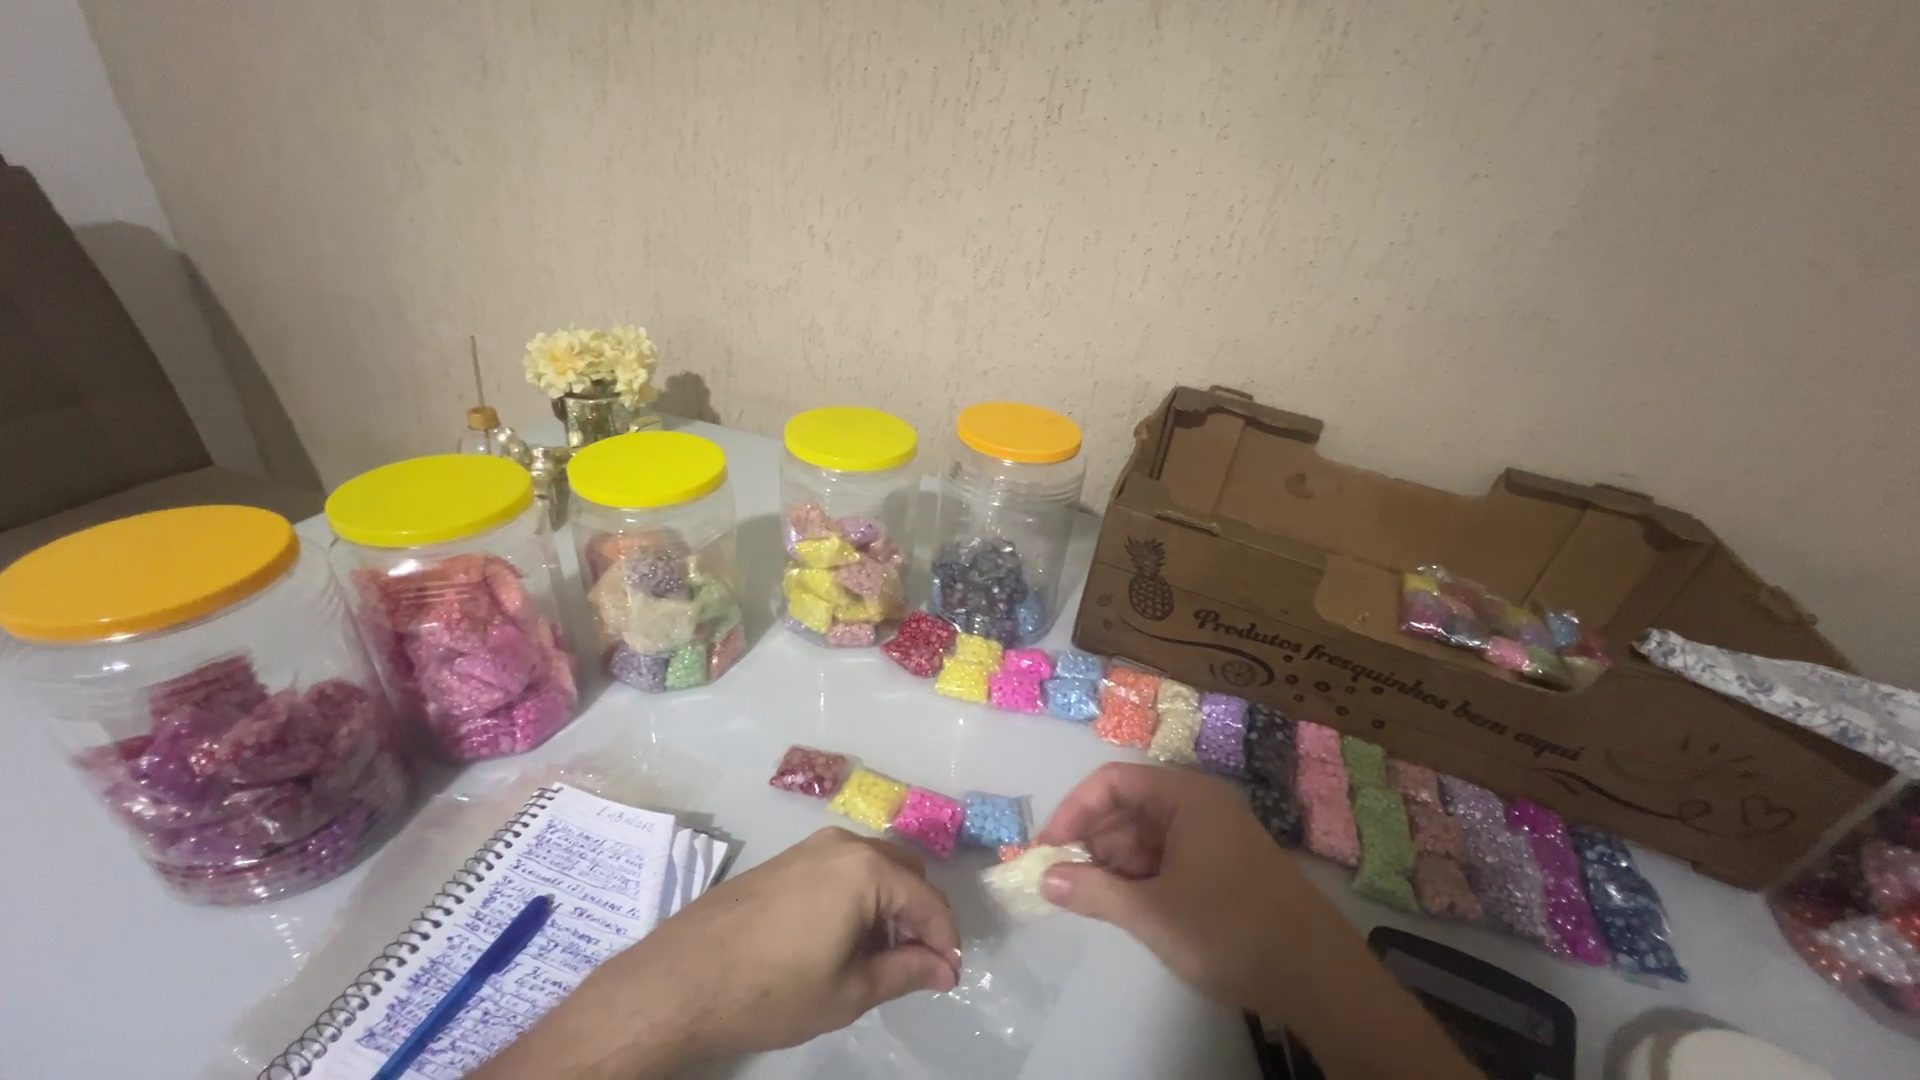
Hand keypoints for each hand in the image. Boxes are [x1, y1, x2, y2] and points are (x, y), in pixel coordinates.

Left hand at [476, 827, 961, 1079]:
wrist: (681, 980)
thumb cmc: (772, 990)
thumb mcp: (849, 992)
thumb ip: (906, 972)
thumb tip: (945, 968)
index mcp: (866, 870)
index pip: (928, 899)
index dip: (945, 939)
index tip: (950, 975)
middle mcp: (843, 845)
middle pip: (905, 872)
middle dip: (920, 916)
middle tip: (919, 964)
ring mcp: (810, 847)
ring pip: (874, 867)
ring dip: (890, 905)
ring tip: (882, 956)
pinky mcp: (787, 859)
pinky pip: (843, 868)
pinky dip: (860, 896)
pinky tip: (845, 937)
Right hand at [1035, 762, 1340, 1012]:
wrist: (1319, 978)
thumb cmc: (1230, 930)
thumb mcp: (1152, 914)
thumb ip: (1093, 892)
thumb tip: (1045, 880)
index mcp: (1185, 796)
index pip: (1113, 781)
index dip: (1074, 811)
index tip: (1048, 850)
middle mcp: (1199, 804)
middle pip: (1128, 805)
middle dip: (1094, 840)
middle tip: (1068, 881)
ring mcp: (1214, 834)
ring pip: (1146, 834)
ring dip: (1116, 862)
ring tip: (1098, 900)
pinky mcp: (1223, 864)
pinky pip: (1168, 856)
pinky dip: (1142, 876)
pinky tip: (1131, 907)